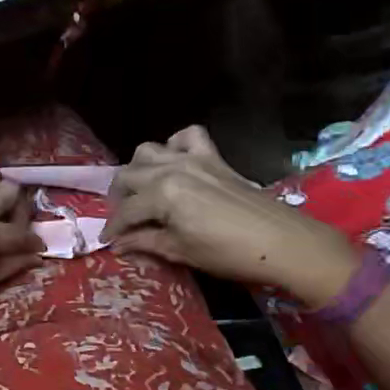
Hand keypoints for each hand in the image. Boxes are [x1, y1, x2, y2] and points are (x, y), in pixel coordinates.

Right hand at [103, 126, 357, 299]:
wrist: (282, 242)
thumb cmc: (228, 253)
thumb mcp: (180, 251)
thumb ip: (145, 242)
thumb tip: (119, 245)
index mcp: (161, 194)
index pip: (125, 211)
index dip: (113, 228)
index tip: (108, 242)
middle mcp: (171, 168)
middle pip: (129, 176)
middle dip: (119, 199)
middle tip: (123, 220)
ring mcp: (193, 159)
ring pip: (149, 151)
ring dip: (138, 170)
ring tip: (141, 191)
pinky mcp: (213, 157)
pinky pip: (188, 136)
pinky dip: (176, 145)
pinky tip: (175, 163)